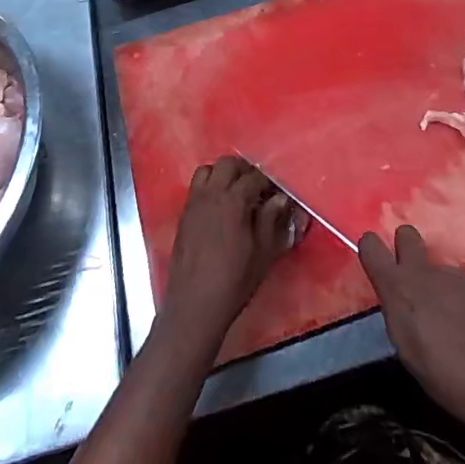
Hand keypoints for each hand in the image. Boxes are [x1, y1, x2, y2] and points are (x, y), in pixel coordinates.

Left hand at [162, 157, 304, 339]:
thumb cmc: (235, 279)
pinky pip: (196, 186)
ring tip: (237, 193)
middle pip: (227, 164)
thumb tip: (280, 199)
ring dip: (223, 174)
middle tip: (258, 187)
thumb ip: (272, 221)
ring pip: (208, 170)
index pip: (254, 177)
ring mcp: (194, 201)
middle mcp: (210, 193)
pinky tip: (220, 206)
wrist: (196, 299)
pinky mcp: (184, 212)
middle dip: (245, 170)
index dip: (268, 181)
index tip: (277, 192)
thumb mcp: (264, 253)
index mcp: (233, 200)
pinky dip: (209, 186)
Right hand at [359, 225, 464, 428]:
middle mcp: (425, 272)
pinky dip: (462, 299)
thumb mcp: (405, 348)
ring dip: (438, 285)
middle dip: (405, 247)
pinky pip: (462, 286)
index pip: (370, 244)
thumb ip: (396, 312)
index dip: (371, 249)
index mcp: (398, 286)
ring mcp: (457, 277)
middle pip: (407, 234)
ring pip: (438, 268)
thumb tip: (397, 300)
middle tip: (412, 280)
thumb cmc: (445, 375)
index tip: (375, 264)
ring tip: (450, 320)